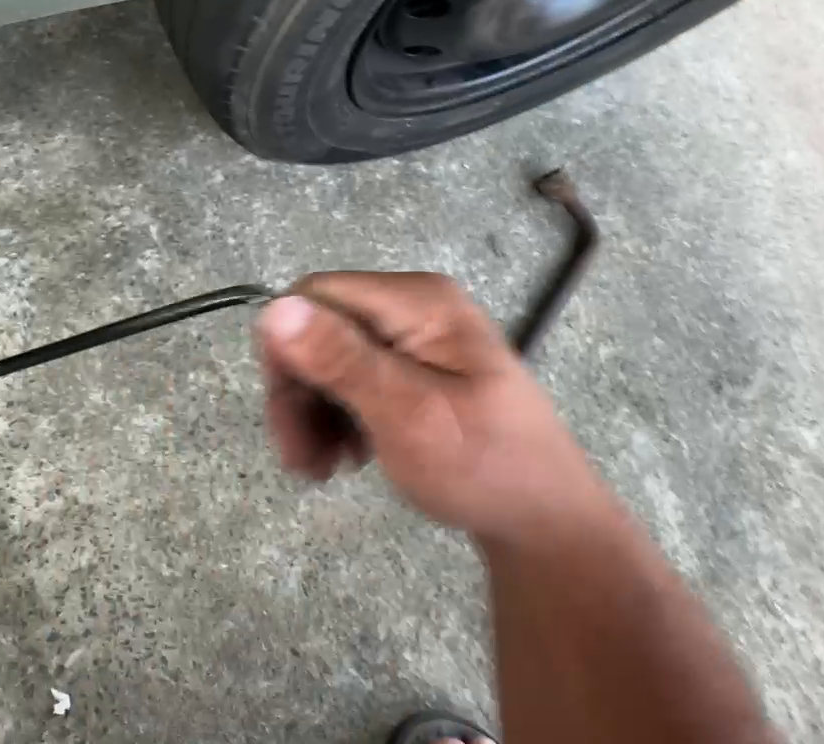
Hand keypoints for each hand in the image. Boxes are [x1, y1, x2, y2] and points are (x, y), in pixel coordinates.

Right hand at [256, 272, 611, 543]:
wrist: (548, 526)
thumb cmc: (484, 470)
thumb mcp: (408, 416)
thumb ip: (341, 361)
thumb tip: (274, 310)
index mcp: (417, 302)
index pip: (314, 298)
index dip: (287, 350)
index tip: (285, 413)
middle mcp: (411, 307)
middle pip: (316, 329)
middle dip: (298, 391)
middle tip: (297, 457)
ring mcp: (412, 337)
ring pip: (324, 357)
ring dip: (310, 411)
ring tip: (317, 466)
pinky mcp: (410, 368)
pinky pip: (348, 377)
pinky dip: (334, 416)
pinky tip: (342, 455)